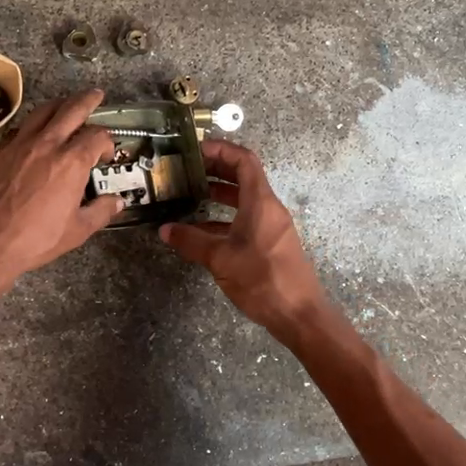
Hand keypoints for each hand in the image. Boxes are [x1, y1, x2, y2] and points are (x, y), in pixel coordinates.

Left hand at [0, 89, 122, 288]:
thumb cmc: (34, 239)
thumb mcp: (77, 231)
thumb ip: (101, 212)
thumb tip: (117, 202)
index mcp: (71, 162)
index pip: (97, 137)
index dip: (107, 141)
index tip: (106, 153)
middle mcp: (47, 145)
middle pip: (71, 110)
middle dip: (87, 100)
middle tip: (95, 95)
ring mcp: (19, 145)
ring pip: (42, 111)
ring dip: (58, 104)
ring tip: (66, 104)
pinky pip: (19, 128)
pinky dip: (32, 124)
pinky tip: (34, 132)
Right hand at [159, 140, 332, 336]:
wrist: (300, 316)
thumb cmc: (262, 279)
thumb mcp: (221, 259)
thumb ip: (192, 241)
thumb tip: (165, 230)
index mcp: (260, 202)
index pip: (244, 160)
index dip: (221, 149)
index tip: (196, 150)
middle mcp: (269, 208)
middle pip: (243, 176)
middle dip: (216, 169)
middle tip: (187, 169)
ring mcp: (272, 226)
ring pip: (244, 199)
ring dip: (219, 193)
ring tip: (190, 195)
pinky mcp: (271, 244)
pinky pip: (246, 219)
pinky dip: (224, 218)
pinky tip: (202, 231)